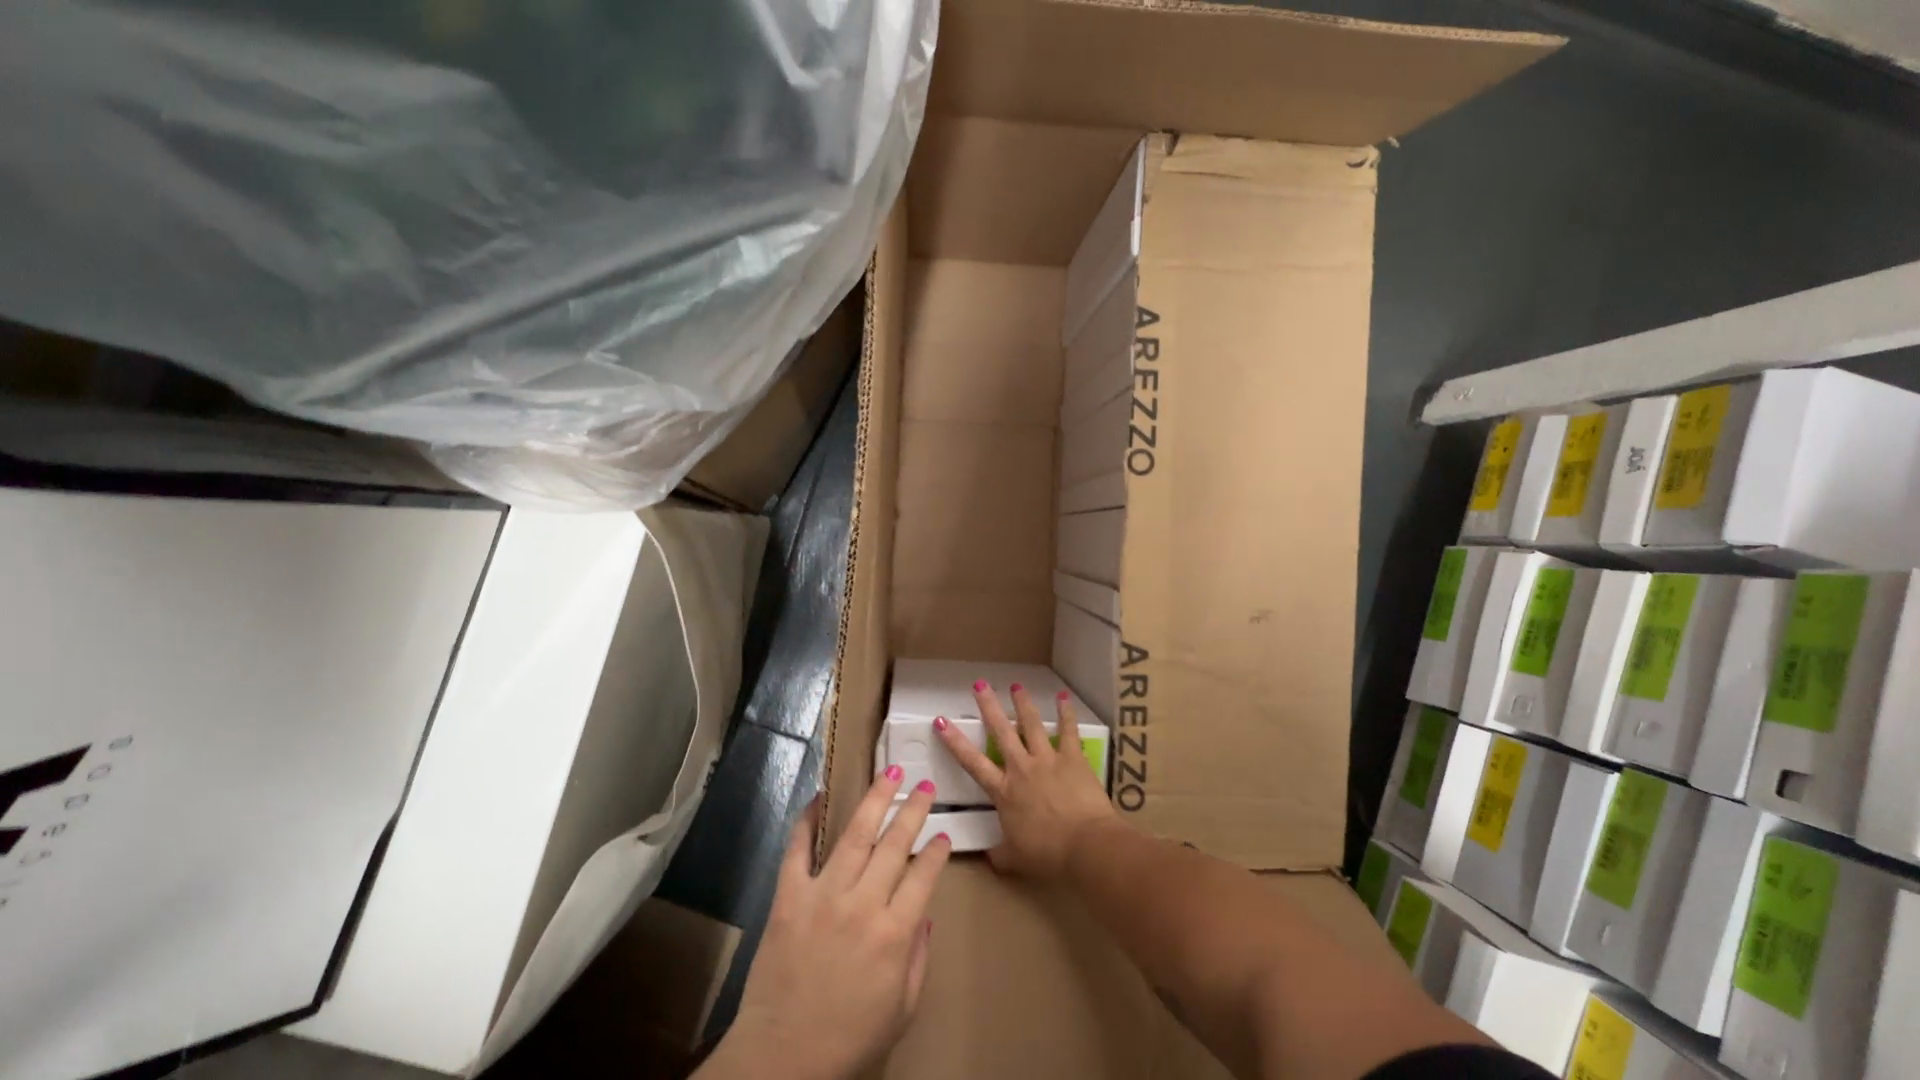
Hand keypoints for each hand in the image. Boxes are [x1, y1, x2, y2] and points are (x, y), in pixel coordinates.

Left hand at [699, 772, 950, 1079]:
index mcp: (895, 933)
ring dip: (874, 802)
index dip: (935, 851)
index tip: (942, 834)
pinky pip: (797, 851)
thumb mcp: (902, 1008)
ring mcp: (823, 897)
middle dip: (912, 811)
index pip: (923, 876)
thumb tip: (923, 913)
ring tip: (888, 774)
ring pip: (853, 837)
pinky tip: (817, 798)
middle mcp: (863, 905)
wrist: (783, 1056)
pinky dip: (805, 821)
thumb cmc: (850, 1039)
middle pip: (893, 845)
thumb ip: (917, 956)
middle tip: (924, 785)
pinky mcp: (787, 899)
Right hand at [934, 680, 1119, 879]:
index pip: (972, 762)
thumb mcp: (1014, 858)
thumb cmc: (1047, 853)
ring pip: (1031, 724)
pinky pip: (1068, 730)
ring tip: (1016, 684)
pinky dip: (1066, 713)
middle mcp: (1021, 768)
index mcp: (1003, 791)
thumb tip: (987, 857)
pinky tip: (1063, 697)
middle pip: (1001, 732)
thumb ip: (998, 854)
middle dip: (988, 707)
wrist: (1085, 845)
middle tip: (980, 685)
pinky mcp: (1072, 758)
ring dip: (1022, 703)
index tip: (941, 721)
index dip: (954, 741)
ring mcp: (1047, 760)